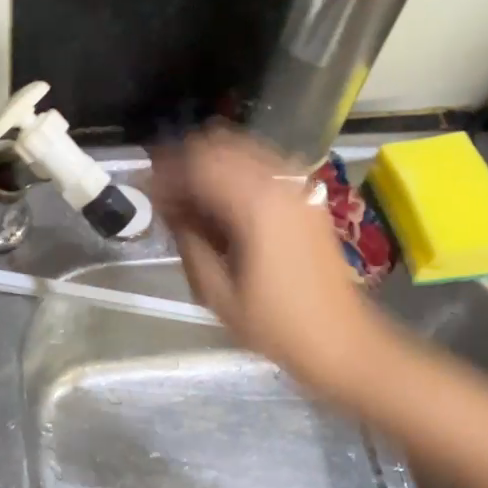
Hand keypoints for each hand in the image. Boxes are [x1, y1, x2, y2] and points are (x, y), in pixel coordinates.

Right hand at [152, 127, 398, 391]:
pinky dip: (238, 176)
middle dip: (188, 165)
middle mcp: (280, 183)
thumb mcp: (218, 294)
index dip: (166, 172)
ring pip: (243, 152)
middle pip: (221, 147)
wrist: (341, 340)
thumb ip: (189, 243)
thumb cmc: (276, 326)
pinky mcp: (308, 199)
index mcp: (255, 204)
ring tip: (191, 201)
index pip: (199, 163)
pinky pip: (265, 168)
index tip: (146, 189)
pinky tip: (224, 207)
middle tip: (166, 195)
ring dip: (213, 168)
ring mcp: (299, 188)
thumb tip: (171, 212)